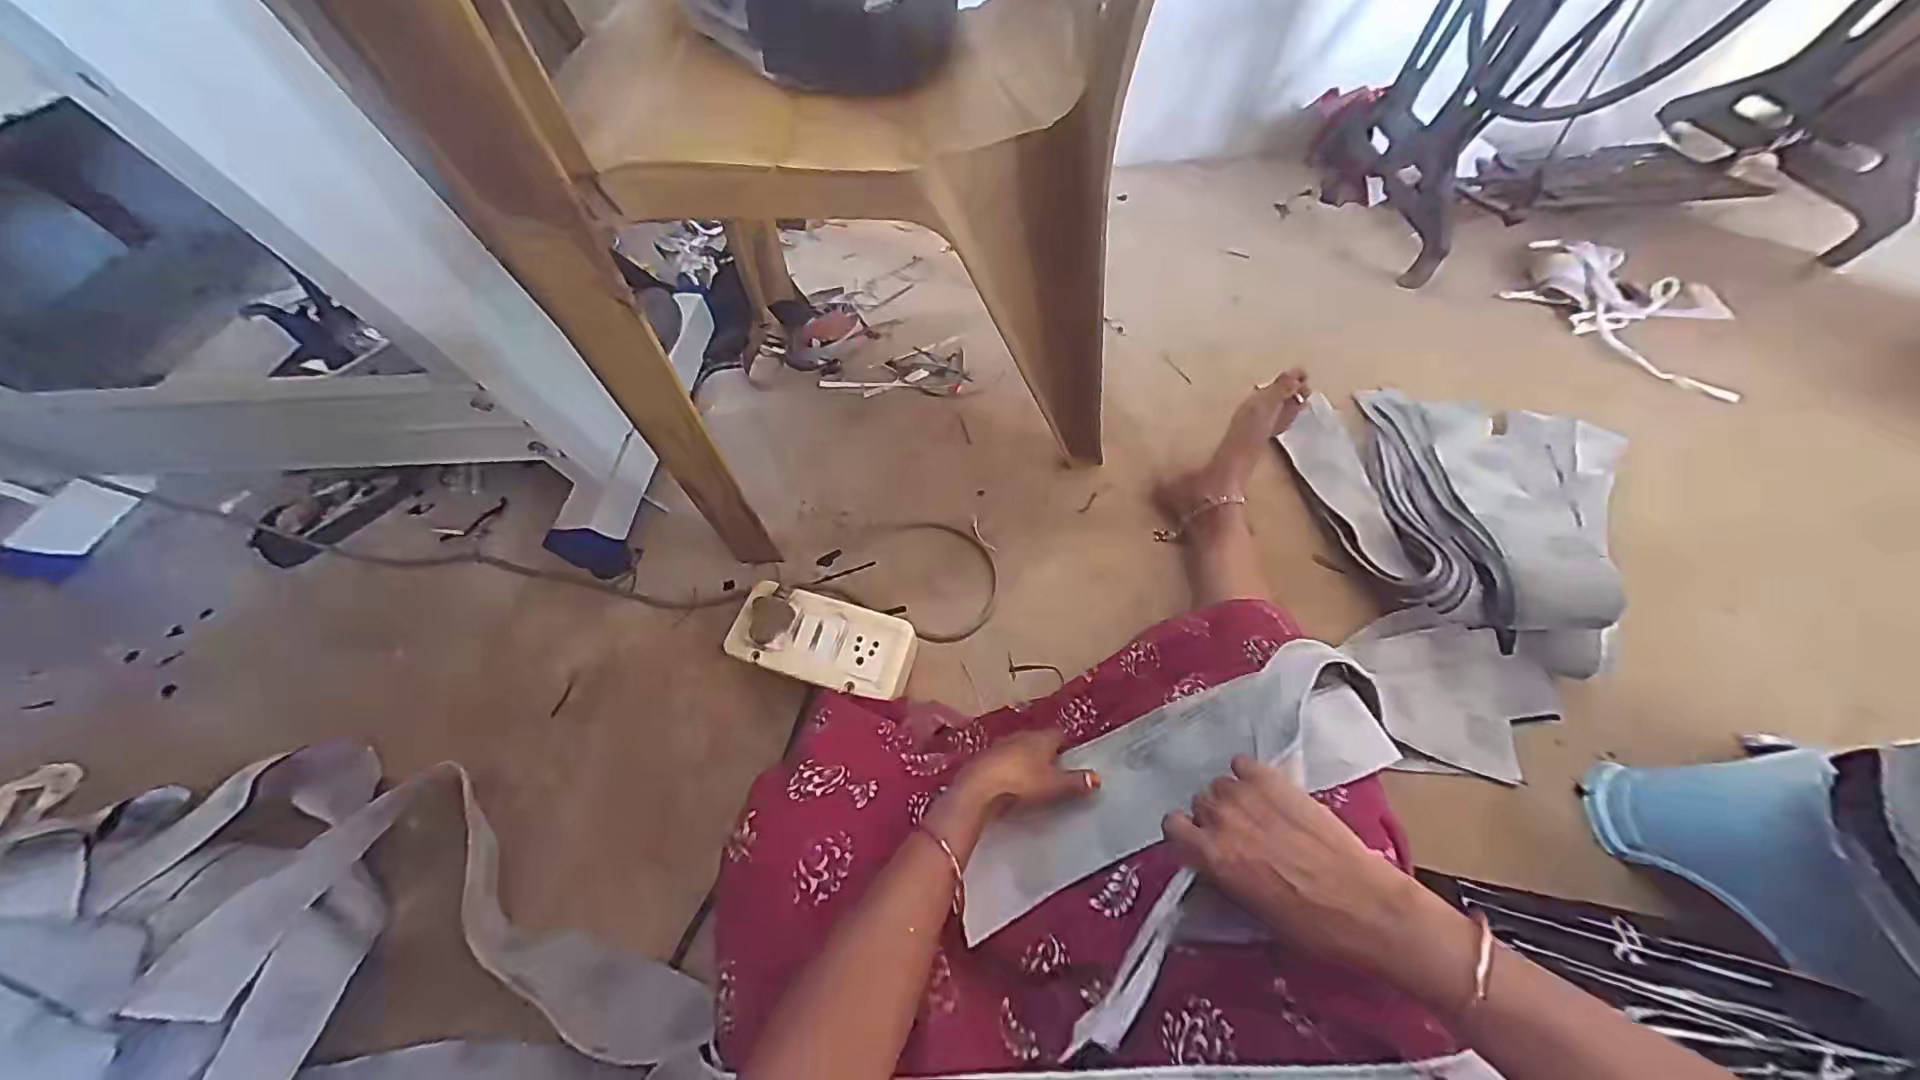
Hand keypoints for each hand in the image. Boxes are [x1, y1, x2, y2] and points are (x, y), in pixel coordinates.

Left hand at [927, 729, 1097, 842]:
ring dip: (1027, 759)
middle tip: (1056, 770)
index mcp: (1042, 738)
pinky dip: (1010, 767)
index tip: (1072, 757)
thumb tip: (1097, 777)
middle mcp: (1022, 736)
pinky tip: (1012, 782)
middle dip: (1047, 752)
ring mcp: (1002, 745)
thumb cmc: (1022, 780)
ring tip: (1034, 777)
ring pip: (1020, 748)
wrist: (980, 784)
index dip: (1066, 746)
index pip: (1060, 735)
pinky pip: (1004, 760)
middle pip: (1039, 740)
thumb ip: (1076, 781)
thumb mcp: (1054, 785)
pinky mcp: (987, 757)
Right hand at [1162, 755, 1474, 1007]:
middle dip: (1215, 817)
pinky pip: (1243, 763)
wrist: (1369, 910)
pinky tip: (1268, 792)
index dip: (1189, 834)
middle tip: (1243, 835)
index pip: (1172, 825)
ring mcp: (1248, 795)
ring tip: (1261, 814)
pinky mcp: (1275, 781)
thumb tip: (1212, 860)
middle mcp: (1221, 819)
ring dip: (1234, 797)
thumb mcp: (1252, 910)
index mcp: (1211, 856)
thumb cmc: (1312, 926)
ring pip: (1221, 784)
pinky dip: (1250, 775)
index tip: (1205, 842)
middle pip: (1200, 802)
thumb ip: (1221, 875)